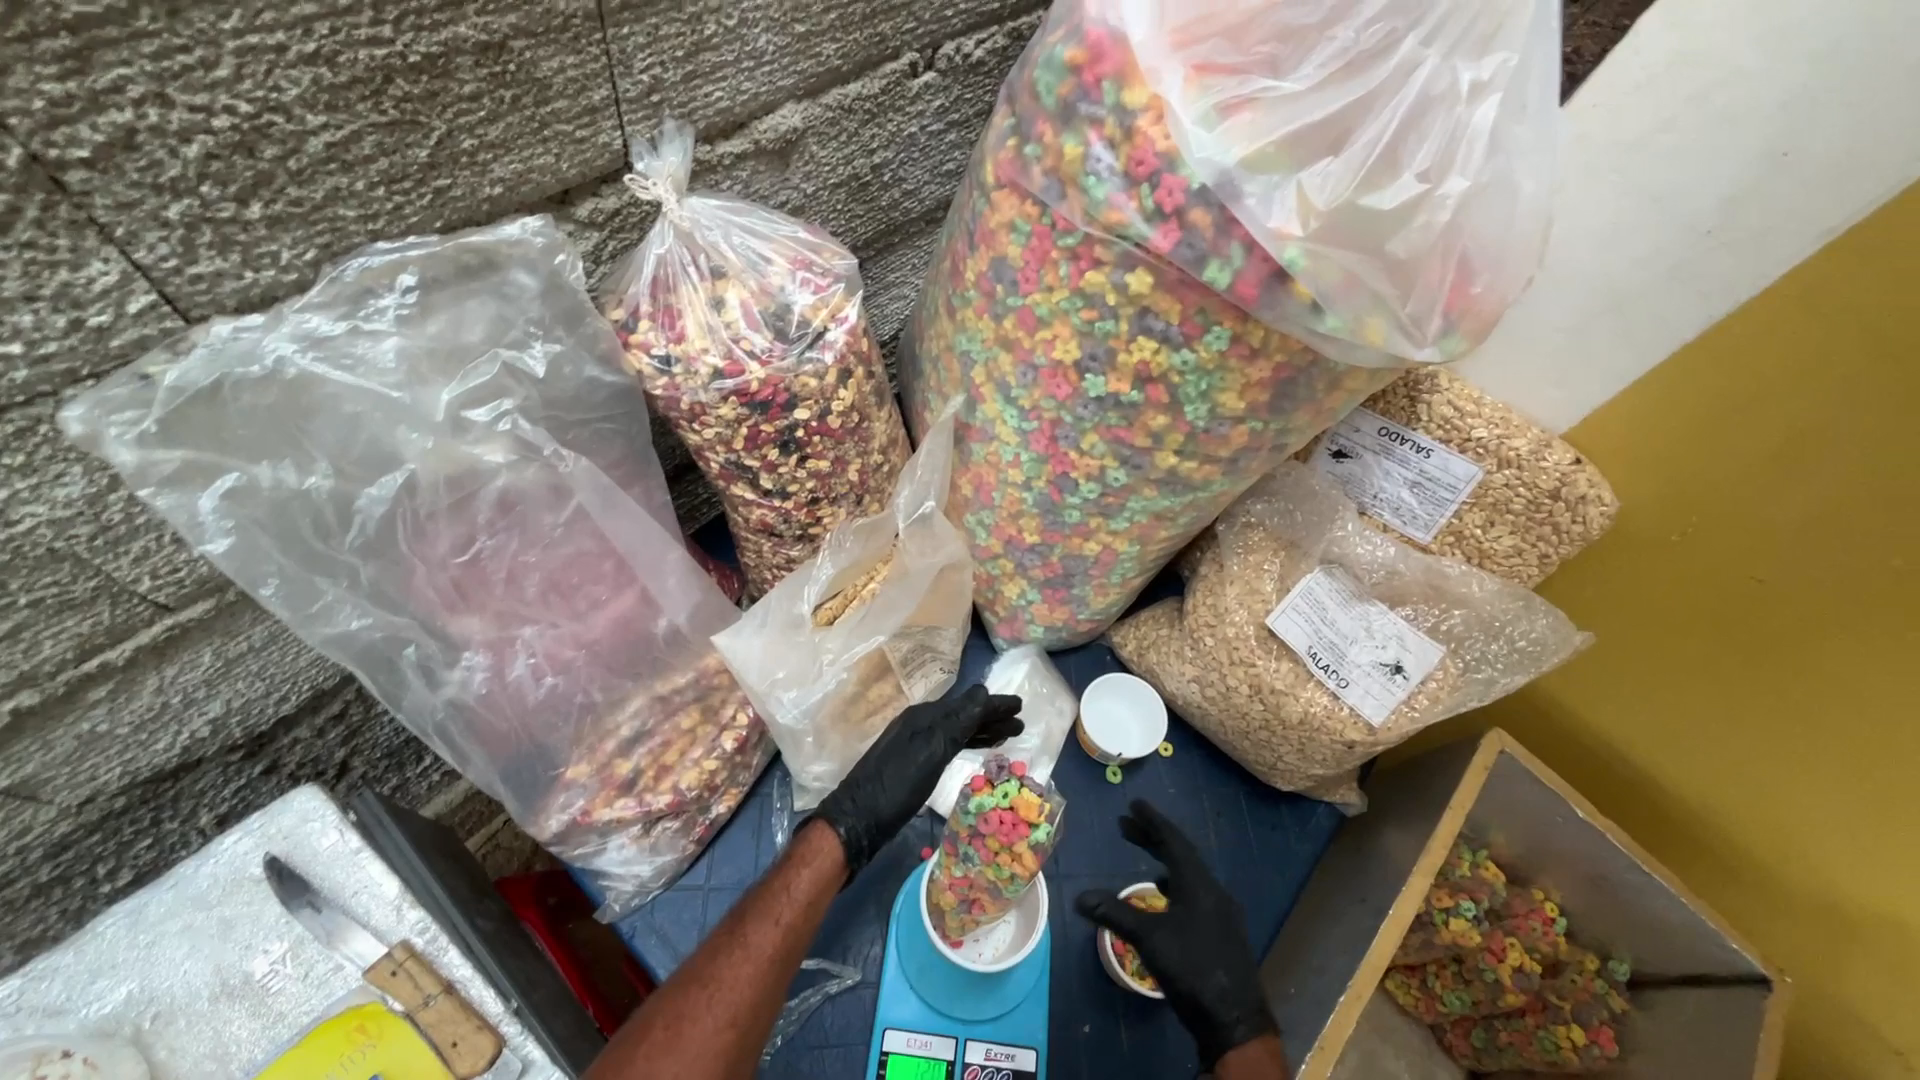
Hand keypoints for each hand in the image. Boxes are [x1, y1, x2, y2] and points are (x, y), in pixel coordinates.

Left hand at [813, 684, 1022, 879]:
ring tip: (1006, 736)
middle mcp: (919, 724)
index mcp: (924, 717)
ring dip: (982, 730)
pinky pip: (949, 744)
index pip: (968, 703)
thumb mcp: (931, 753)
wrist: (857, 819)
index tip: (1021, 706)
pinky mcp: (913, 763)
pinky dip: (967, 743)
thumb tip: (983, 692)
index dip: (995, 705)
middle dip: (992, 717)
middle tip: (1019, 723)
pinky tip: (974, 750)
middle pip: (963, 714)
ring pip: (956, 729)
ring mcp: (914, 743)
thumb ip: (957, 723)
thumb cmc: (897, 787)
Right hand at [1076, 801, 1277, 1068]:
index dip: (1153, 821)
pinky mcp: (1222, 931)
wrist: (1234, 1018)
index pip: (1174, 842)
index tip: (1135, 804)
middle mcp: (1214, 891)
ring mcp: (1221, 912)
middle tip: (1126, 825)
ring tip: (1143, 854)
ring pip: (1190, 875)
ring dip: (1165, 861)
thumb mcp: (1149, 939)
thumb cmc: (1192, 969)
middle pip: (1182, 855)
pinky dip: (1175, 885)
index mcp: (1199, 885)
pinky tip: (1164, 896)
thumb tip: (1079, 898)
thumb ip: (1115, 913)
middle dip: (1153, 838)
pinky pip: (1195, 893)